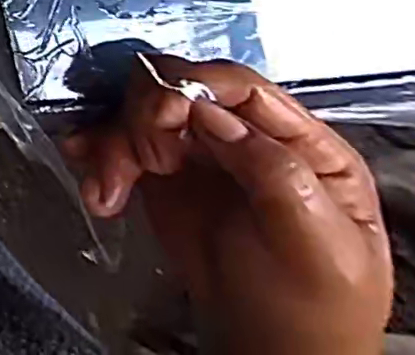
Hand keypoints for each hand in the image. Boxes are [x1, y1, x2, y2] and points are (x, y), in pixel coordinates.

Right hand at [63, 57, 391, 354]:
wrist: (268, 351)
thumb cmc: (311, 308)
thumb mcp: (317, 248)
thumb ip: (275, 173)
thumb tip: (209, 112)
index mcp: (300, 144)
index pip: (242, 86)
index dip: (197, 86)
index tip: (166, 112)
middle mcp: (242, 134)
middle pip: (176, 89)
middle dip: (147, 116)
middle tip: (148, 160)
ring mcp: (198, 149)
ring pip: (137, 111)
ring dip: (114, 144)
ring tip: (111, 189)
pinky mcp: (159, 167)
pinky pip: (116, 140)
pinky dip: (98, 156)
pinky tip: (97, 186)